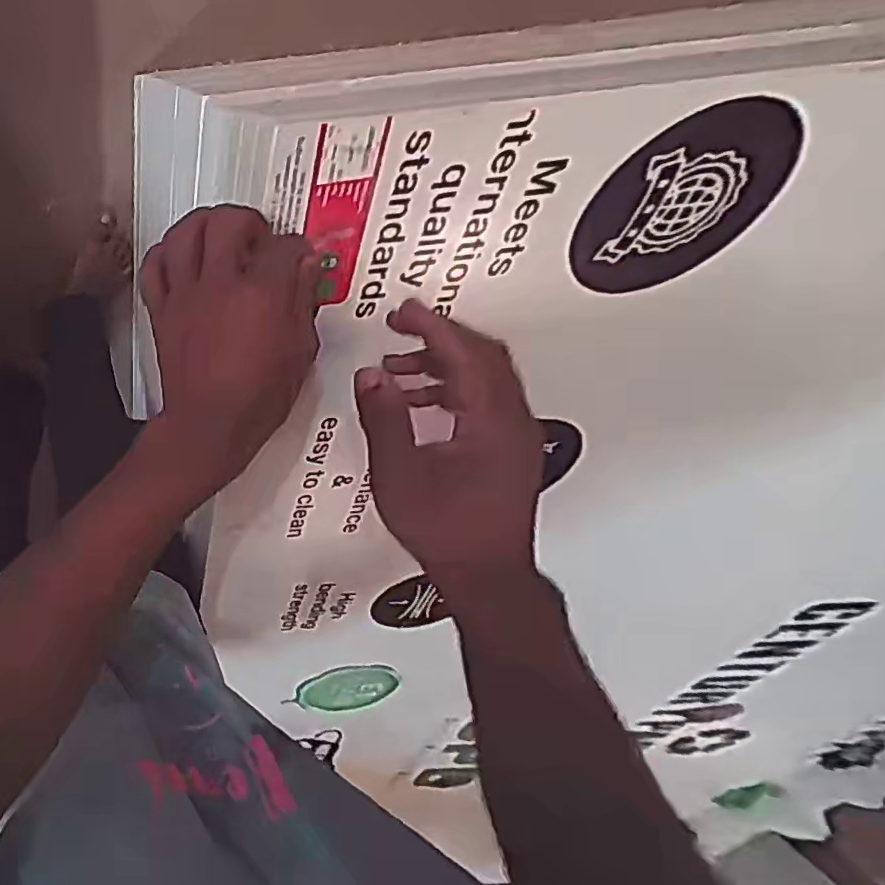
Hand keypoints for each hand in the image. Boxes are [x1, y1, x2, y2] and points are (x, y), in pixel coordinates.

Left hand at [141, 205, 323, 494]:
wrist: (208, 425)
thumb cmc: (254, 400)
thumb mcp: (298, 352)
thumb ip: (302, 303)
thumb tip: (306, 269)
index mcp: (260, 296)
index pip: (284, 246)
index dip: (298, 246)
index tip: (299, 256)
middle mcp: (219, 286)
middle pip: (228, 221)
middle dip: (249, 221)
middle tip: (258, 238)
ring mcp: (186, 296)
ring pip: (185, 232)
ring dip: (206, 225)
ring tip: (219, 235)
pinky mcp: (163, 310)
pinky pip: (154, 265)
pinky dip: (167, 253)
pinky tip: (182, 258)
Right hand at [353, 300, 543, 586]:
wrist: (485, 573)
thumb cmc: (448, 531)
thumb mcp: (400, 474)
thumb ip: (384, 419)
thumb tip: (370, 376)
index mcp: (493, 421)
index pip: (466, 354)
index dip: (432, 325)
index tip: (404, 310)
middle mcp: (512, 421)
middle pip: (483, 355)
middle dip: (439, 333)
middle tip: (401, 324)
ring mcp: (513, 434)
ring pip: (484, 375)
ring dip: (442, 361)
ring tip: (399, 365)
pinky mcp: (506, 447)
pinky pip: (482, 397)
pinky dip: (449, 385)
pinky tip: (415, 399)